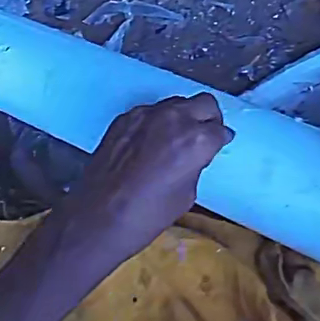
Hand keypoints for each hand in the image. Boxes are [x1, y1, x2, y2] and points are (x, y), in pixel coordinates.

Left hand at [47, 93, 233, 273]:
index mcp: (196, 140)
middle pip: (204, 103)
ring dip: (183, 116)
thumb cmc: (148, 215)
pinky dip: (158, 121)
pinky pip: (151, 111)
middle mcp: (174, 119)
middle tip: (204, 135)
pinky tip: (152, 142)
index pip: (219, 129)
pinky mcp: (124, 118)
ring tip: (177, 139)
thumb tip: (195, 155)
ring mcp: (146, 114)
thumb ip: (196, 164)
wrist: (99, 217)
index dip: (220, 140)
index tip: (218, 145)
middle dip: (208, 118)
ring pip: (177, 103)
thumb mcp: (187, 194)